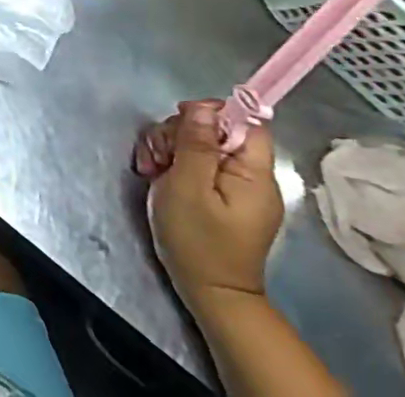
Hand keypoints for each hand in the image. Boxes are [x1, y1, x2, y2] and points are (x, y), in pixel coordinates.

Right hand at [144, 100, 284, 313]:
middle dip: (180, 132)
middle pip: (216, 130)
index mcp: (253, 172)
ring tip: (151, 168)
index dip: (212, 112)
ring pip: (201, 145)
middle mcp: (250, 175)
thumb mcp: (188, 187)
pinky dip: (176, 165)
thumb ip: (195, 144)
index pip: (245, 121)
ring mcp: (236, 187)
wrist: (211, 296)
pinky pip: (200, 165)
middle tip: (157, 154)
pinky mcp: (221, 197)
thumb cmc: (198, 241)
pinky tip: (157, 175)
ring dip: (171, 147)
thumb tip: (204, 108)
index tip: (181, 120)